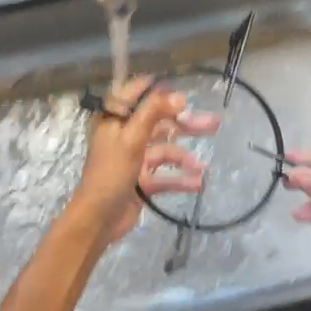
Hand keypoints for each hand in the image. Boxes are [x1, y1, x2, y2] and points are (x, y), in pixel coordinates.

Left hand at [68, 76, 218, 240]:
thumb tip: (178, 96)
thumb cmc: (110, 174)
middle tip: (212, 123)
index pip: (135, 94)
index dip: (158, 91)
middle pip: (158, 123)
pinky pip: (164, 176)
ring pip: (164, 151)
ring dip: (183, 157)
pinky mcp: (142, 182)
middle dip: (184, 124)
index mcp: (115, 121)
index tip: (182, 92)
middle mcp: (125, 136)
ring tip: (201, 166)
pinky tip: (197, 183)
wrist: (98, 219)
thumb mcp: (131, 139)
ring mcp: (134, 160)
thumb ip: (152, 113)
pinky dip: (179, 179)